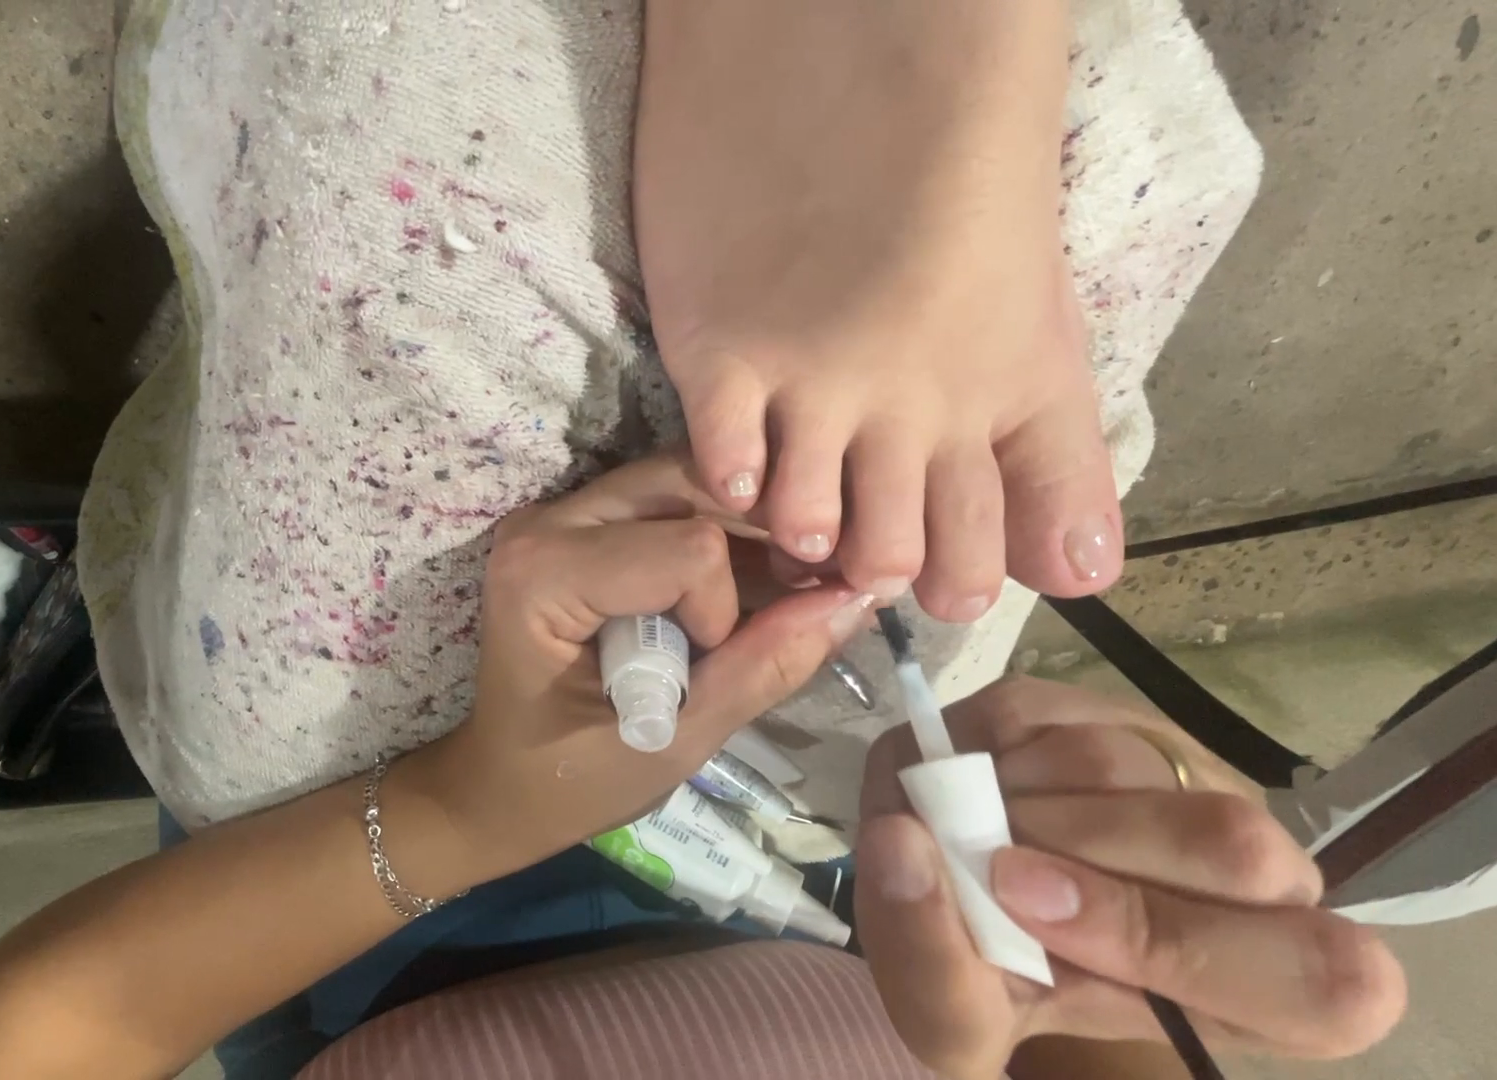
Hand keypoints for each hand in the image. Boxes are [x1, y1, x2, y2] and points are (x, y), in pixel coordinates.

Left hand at [412, 455, 876, 879]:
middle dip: (757, 535)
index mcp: (544, 574)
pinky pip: (666, 499)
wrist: (499, 779)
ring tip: (777, 586)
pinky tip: (747, 577)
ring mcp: (558, 514)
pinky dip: (716, 533)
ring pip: (683, 479)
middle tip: (797, 590)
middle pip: (690, 484)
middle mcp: (545, 522)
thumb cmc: (570, 778)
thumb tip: (857, 599)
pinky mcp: (578, 522)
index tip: (711, 659)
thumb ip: (762, 667)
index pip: (687, 549)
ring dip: (743, 529)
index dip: (726, 606)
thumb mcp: (675, 741)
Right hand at [634, 0, 1121, 620]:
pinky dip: (731, 485)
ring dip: (803, 533)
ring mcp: (814, 383)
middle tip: (854, 539)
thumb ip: (1049, 447)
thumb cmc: (949, 156)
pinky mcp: (721, 356)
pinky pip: (726, 473)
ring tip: (793, 494)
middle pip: (902, 558)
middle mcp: (919, 405)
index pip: (1002, 548)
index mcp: (1008, 388)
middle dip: (886, 570)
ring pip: (810, 532)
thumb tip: (1080, 573)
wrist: (839, 38)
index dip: (967, 578)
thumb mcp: (1036, 305)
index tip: (937, 571)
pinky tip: (737, 452)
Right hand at [853, 678, 1406, 1078]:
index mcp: (1257, 988)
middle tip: (991, 872)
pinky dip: (977, 756)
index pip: (1326, 979)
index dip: (1180, 945)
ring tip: (967, 833)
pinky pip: (1034, 716)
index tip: (1035, 916)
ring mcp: (1168, 771)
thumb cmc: (971, 974)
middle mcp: (1249, 873)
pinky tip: (965, 789)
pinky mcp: (1080, 709)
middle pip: (1231, 844)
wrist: (934, 887)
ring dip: (1011, 805)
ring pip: (1113, 766)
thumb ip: (932, 964)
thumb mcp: (945, 1019)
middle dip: (1080, 861)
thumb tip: (903, 840)